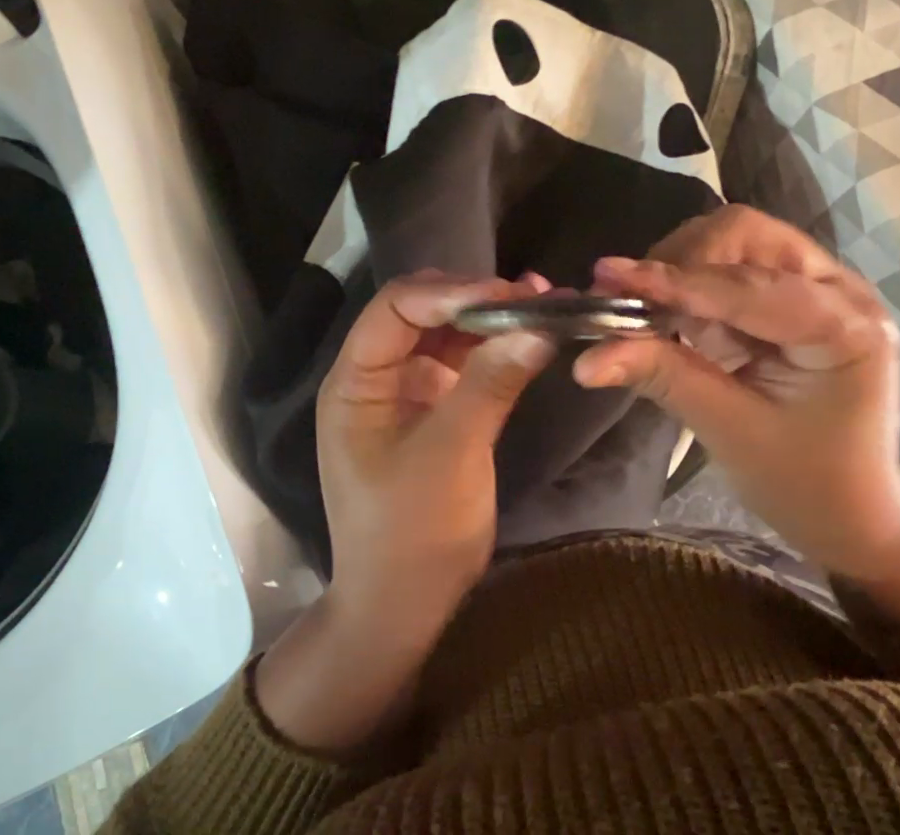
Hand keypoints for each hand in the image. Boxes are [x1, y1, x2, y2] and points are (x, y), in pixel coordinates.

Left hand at [258, 272, 554, 755]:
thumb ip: (489, 384)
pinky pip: (463, 368)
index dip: (452, 293)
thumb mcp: (451, 455)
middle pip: (420, 315)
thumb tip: (539, 325)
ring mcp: (404, 396)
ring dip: (490, 321)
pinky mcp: (433, 415)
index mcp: (355, 383)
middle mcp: (375, 379)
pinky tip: (531, 341)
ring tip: (545, 307)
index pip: (396, 309)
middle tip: (536, 296)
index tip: (512, 295)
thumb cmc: (413, 534)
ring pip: (445, 337)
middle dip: (475, 300)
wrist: (404, 606)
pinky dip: (495, 352)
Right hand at [575, 205, 899, 634]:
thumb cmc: (803, 484)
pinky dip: (697, 283)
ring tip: (651, 311)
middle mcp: (843, 291)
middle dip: (682, 260)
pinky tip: (673, 315)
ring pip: (739, 241)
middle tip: (631, 299)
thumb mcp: (730, 431)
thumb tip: (586, 359)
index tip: (606, 276)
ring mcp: (824, 287)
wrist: (851, 510)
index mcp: (846, 329)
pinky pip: (737, 266)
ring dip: (686, 267)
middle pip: (747, 235)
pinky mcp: (798, 295)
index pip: (745, 285)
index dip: (671, 280)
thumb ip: (664, 378)